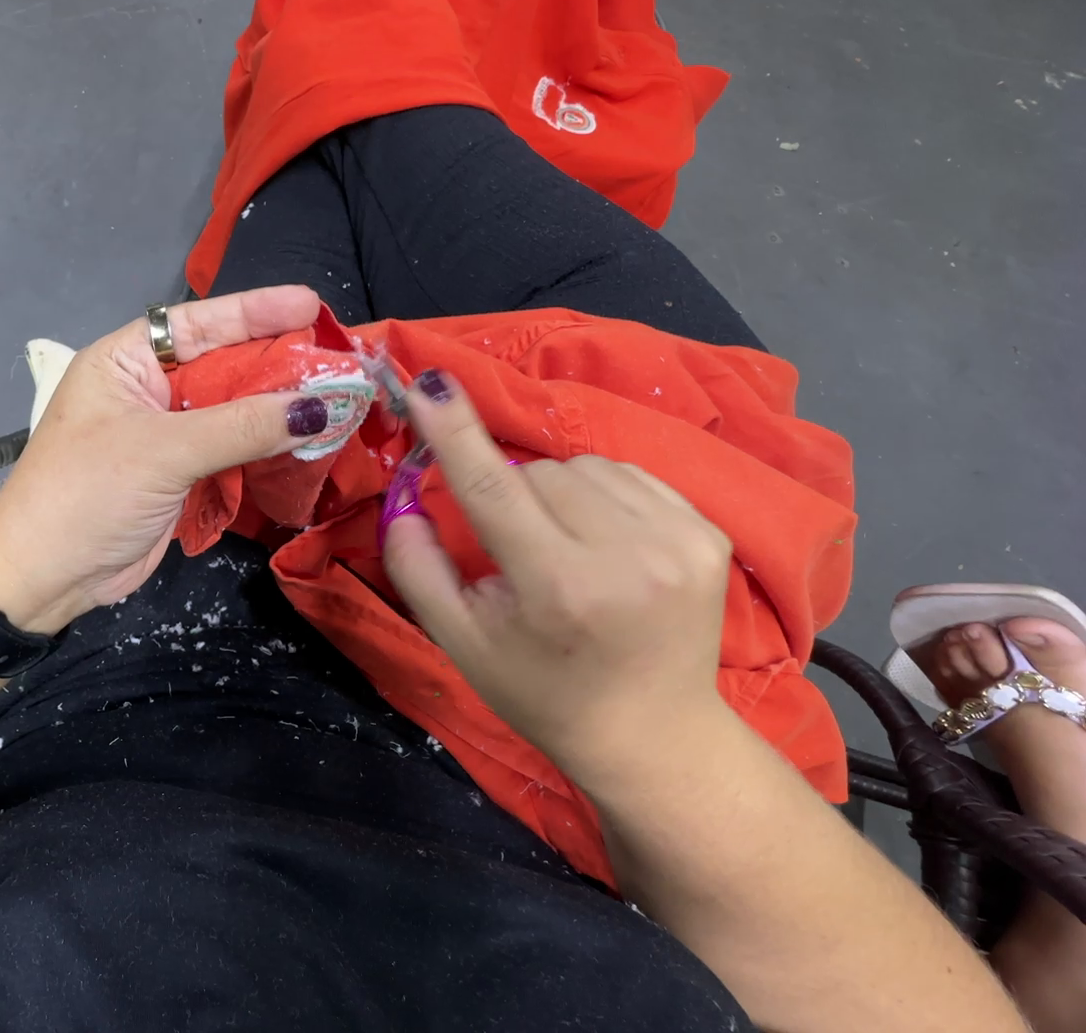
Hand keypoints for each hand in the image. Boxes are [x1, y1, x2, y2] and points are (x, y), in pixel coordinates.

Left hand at [0, 285, 332, 634]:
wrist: (45, 577)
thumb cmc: (87, 494)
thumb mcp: (163, 451)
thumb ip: (242, 426)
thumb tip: (319, 405)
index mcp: (126, 363)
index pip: (197, 324)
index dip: (254, 311)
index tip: (310, 304)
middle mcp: (147, 392)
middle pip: (224, 367)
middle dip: (279, 365)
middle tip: (341, 360)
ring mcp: (164, 436)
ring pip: (233, 413)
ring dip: (279, 411)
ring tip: (340, 401)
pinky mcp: (178, 476)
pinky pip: (231, 452)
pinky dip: (266, 450)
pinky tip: (308, 443)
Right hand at [379, 370, 734, 779]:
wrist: (648, 731)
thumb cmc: (537, 689)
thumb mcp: (457, 640)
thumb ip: (417, 567)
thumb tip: (406, 501)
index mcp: (557, 586)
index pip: (493, 487)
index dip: (454, 432)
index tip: (428, 383)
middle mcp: (626, 555)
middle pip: (538, 473)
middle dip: (511, 495)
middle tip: (514, 549)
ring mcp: (678, 541)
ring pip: (582, 466)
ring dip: (556, 491)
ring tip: (561, 545)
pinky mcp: (708, 534)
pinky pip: (627, 474)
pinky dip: (599, 494)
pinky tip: (602, 539)